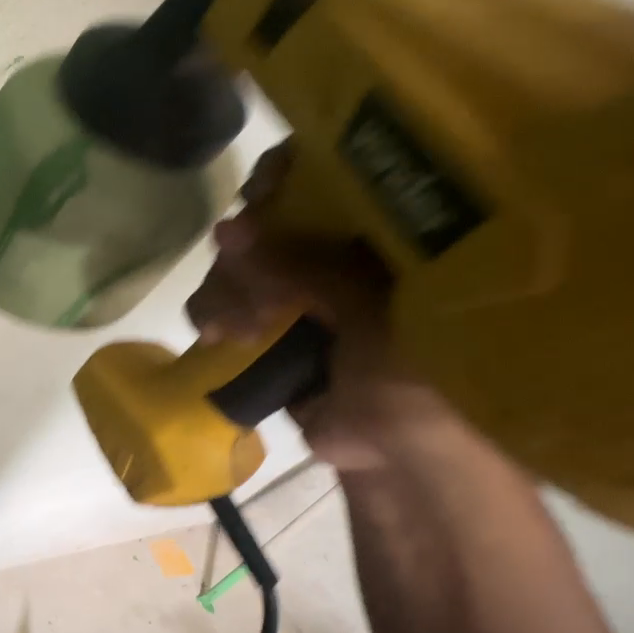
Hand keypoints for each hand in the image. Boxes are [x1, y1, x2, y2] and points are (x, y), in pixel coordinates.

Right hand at [185, 144, 465, 469]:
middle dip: (253, 247)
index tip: (267, 190)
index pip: (337, 171)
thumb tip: (229, 228)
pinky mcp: (263, 321)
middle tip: (261, 282)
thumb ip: (304, 266)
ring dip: (230, 289)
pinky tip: (224, 336)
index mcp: (392, 231)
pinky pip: (216, 298)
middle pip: (272, 213)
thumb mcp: (375, 313)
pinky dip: (212, 313)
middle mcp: (342, 247)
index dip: (296, 172)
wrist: (400, 461)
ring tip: (244, 329)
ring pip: (235, 257)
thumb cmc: (421, 381)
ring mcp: (298, 285)